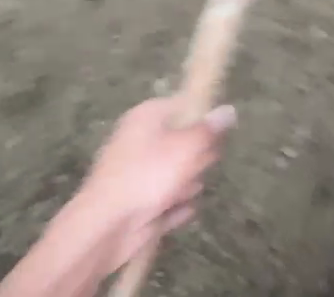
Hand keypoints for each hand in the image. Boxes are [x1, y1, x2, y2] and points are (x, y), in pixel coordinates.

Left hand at [71, 97, 236, 270]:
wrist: (104, 228)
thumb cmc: (147, 175)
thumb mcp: (187, 146)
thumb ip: (209, 129)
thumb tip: (229, 110)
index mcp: (147, 117)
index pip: (182, 104)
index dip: (203, 116)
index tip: (219, 131)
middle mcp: (139, 140)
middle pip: (179, 139)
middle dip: (197, 153)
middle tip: (206, 161)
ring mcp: (136, 174)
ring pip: (172, 172)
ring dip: (187, 181)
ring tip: (192, 188)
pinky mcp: (135, 204)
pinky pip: (164, 200)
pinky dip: (175, 205)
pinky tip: (186, 209)